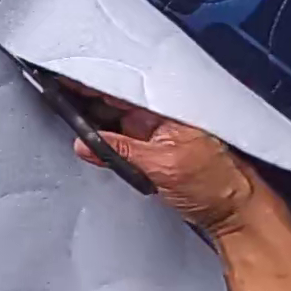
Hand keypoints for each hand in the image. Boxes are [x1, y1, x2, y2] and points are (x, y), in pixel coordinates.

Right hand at [68, 88, 271, 237]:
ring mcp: (151, 134)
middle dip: (85, 93)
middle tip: (54, 90)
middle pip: (112, 98)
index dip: (92, 80)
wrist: (235, 214)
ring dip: (89, 115)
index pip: (120, 88)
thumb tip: (83, 143)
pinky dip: (98, 135)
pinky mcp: (146, 152)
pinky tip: (83, 135)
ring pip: (111, 117)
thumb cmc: (216, 184)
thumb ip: (118, 152)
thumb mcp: (162, 166)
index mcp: (166, 108)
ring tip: (62, 108)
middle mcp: (157, 117)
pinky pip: (116, 137)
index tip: (64, 76)